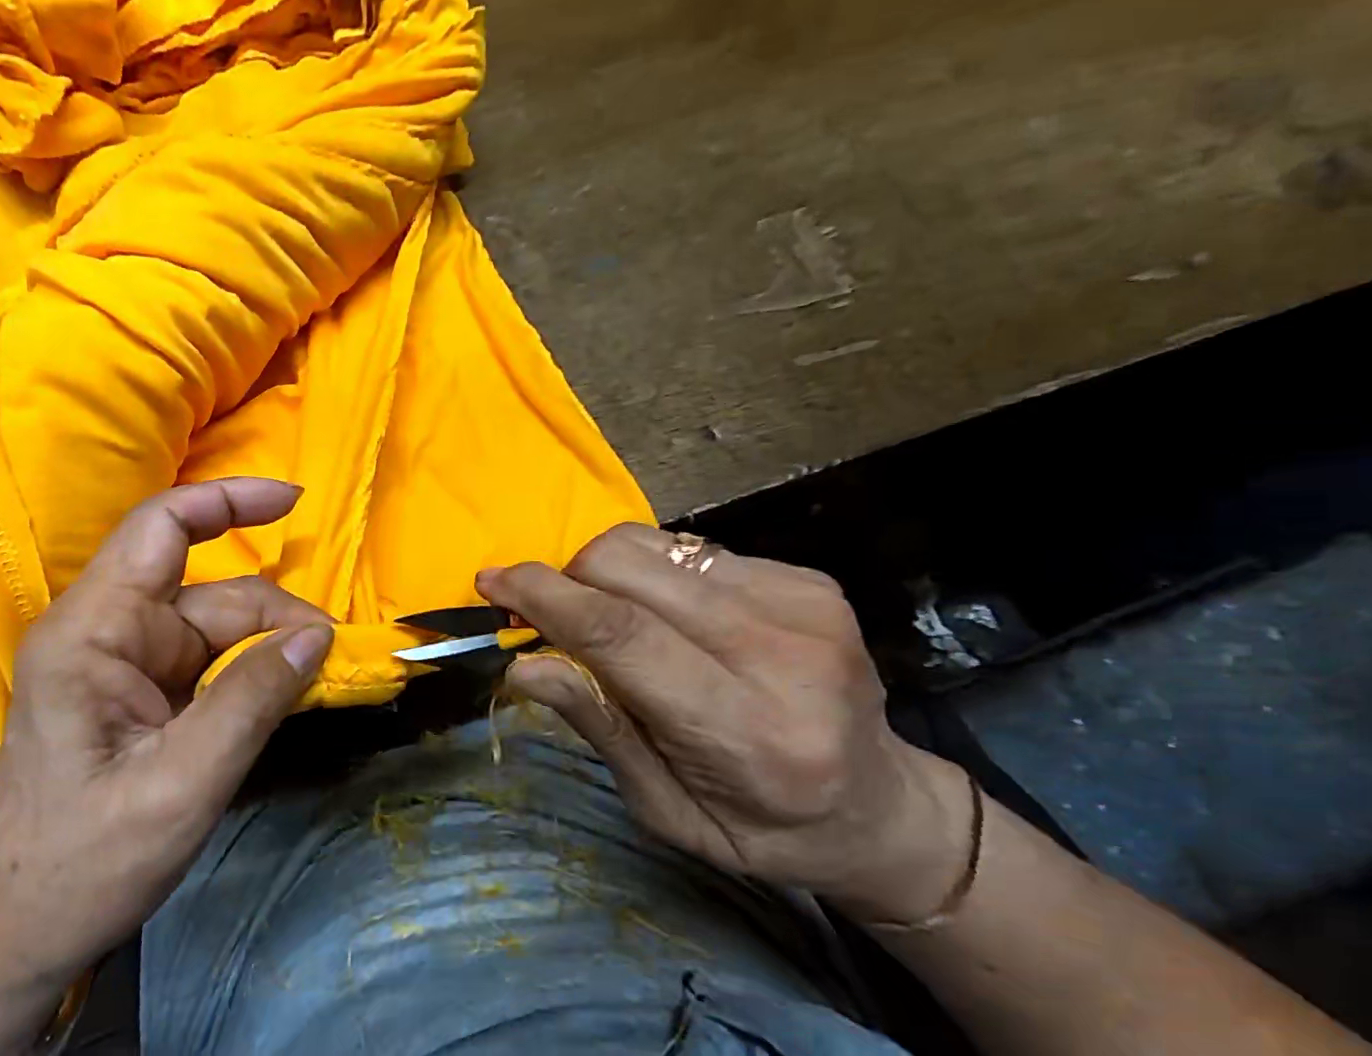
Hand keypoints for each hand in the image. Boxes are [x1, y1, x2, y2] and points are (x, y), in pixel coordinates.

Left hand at [0, 479, 333, 1055]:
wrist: (17, 939)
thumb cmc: (82, 863)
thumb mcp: (180, 784)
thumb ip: (252, 702)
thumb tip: (318, 638)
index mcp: (94, 633)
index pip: (161, 529)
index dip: (229, 501)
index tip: (295, 502)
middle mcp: (109, 635)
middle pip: (212, 593)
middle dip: (276, 618)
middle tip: (330, 658)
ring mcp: (127, 667)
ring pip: (220, 632)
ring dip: (270, 652)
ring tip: (314, 686)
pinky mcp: (144, 699)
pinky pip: (213, 667)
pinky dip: (254, 676)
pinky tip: (284, 697)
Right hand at [478, 523, 972, 924]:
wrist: (880, 803)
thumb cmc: (763, 827)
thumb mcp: (666, 810)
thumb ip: (599, 726)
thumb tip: (524, 665)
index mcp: (745, 731)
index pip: (622, 636)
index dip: (546, 598)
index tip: (491, 581)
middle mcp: (780, 651)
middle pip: (630, 568)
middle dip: (567, 577)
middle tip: (551, 614)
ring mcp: (801, 602)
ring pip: (655, 544)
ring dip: (606, 571)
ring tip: (613, 618)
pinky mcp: (806, 577)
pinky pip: (690, 548)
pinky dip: (653, 573)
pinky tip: (669, 615)